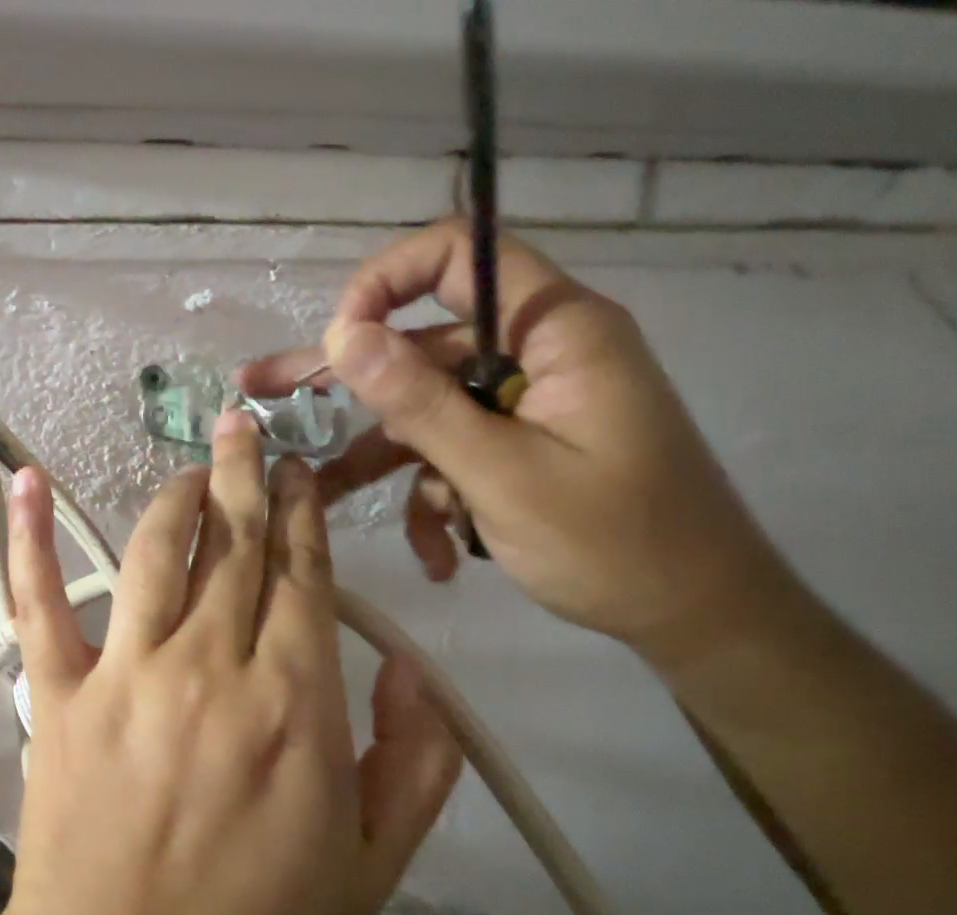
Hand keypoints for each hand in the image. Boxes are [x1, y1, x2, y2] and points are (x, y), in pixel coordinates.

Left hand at [0, 415, 460, 914]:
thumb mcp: (374, 863)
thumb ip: (416, 757)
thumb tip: (411, 663)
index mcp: (294, 703)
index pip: (303, 575)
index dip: (303, 514)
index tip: (302, 473)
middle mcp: (209, 667)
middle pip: (234, 546)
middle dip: (246, 477)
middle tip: (247, 428)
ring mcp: (125, 674)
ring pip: (153, 552)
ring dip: (176, 495)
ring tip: (193, 463)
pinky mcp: (59, 695)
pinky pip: (39, 601)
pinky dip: (29, 536)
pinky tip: (26, 479)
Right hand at [238, 220, 796, 664]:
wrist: (697, 616)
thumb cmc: (615, 541)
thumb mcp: (499, 474)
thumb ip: (419, 402)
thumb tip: (343, 333)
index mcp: (555, 332)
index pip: (462, 256)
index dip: (390, 279)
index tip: (339, 337)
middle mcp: (537, 353)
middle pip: (424, 341)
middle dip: (348, 378)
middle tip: (260, 389)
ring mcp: (528, 403)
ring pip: (429, 407)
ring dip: (385, 459)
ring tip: (318, 492)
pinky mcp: (522, 446)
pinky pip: (455, 451)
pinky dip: (435, 496)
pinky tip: (437, 555)